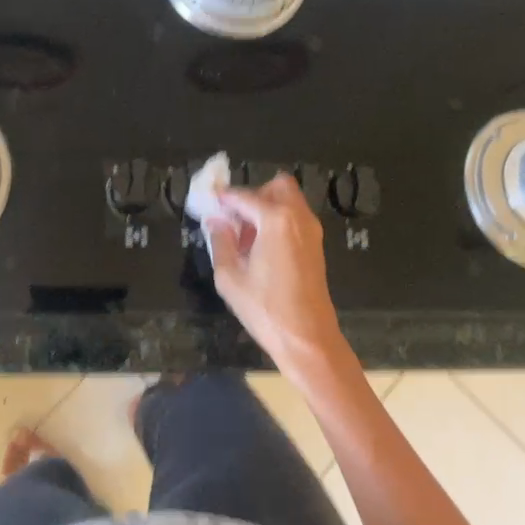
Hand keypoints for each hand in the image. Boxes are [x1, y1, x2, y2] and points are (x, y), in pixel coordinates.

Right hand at [207, 174, 347, 367]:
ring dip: (266, 208)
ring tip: (245, 237)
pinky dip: (278, 222)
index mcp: (276, 220)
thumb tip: (215, 221)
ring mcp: (311, 231)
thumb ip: (221, 242)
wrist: (308, 338)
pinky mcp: (316, 246)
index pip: (244, 197)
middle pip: (277, 186)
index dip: (224, 197)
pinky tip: (261, 249)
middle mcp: (298, 217)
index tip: (208, 199)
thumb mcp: (230, 277)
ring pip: (289, 201)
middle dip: (253, 195)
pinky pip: (295, 219)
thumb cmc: (265, 309)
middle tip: (235, 218)